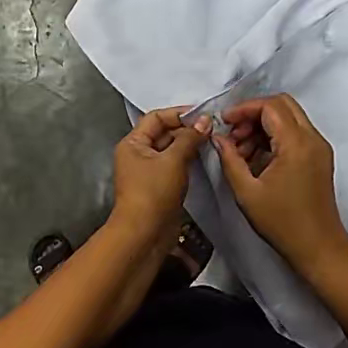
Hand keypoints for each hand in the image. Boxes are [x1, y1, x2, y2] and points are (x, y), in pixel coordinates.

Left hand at [111, 107, 210, 235]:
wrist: (145, 233)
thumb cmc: (153, 193)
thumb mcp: (172, 161)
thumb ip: (189, 138)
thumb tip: (204, 121)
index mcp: (133, 143)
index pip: (156, 118)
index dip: (179, 114)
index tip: (204, 115)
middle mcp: (138, 153)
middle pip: (164, 132)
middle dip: (187, 129)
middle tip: (214, 128)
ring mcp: (149, 170)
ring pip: (172, 150)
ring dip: (191, 145)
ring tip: (214, 141)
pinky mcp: (160, 185)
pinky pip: (175, 165)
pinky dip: (189, 160)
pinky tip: (206, 158)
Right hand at [212, 94, 347, 268]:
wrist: (318, 246)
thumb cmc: (282, 221)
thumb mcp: (247, 191)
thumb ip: (230, 159)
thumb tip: (218, 138)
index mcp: (297, 144)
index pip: (270, 106)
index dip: (244, 109)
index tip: (224, 122)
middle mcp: (312, 139)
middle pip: (282, 105)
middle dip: (254, 113)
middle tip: (233, 133)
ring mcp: (318, 148)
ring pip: (289, 117)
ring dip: (263, 125)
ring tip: (240, 150)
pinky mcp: (318, 157)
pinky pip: (294, 133)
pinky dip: (274, 137)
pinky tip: (255, 158)